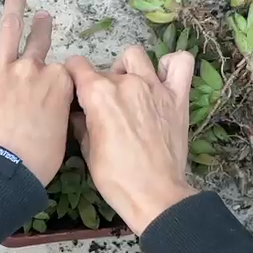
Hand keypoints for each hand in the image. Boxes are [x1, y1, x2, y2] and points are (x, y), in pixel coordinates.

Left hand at [0, 0, 72, 184]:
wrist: (6, 171)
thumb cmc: (38, 162)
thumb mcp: (64, 134)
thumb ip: (60, 110)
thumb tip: (54, 105)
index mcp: (59, 83)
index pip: (64, 71)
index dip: (62, 78)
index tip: (60, 86)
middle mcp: (32, 69)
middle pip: (40, 44)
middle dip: (43, 29)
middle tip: (44, 18)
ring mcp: (2, 71)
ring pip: (8, 29)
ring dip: (14, 5)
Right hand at [64, 47, 196, 233]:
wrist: (154, 195)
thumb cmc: (115, 178)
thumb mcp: (87, 151)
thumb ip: (81, 124)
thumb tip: (78, 113)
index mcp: (99, 94)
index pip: (76, 66)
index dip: (72, 79)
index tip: (75, 94)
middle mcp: (126, 82)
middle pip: (105, 69)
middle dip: (98, 85)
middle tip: (102, 110)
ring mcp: (155, 87)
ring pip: (135, 56)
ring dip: (127, 68)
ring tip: (128, 89)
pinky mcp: (177, 96)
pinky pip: (180, 63)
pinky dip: (170, 65)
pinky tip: (161, 80)